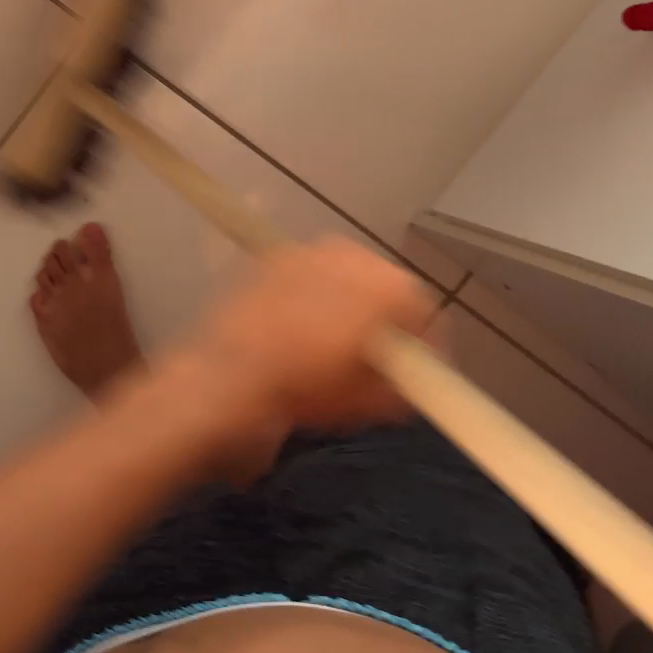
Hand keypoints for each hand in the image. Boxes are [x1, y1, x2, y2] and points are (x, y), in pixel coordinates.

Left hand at [184, 236, 439, 431]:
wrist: (228, 371)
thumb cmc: (307, 387)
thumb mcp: (375, 401)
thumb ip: (407, 383)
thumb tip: (409, 378)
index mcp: (391, 286)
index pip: (424, 312)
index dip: (421, 345)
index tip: (413, 371)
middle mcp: (353, 255)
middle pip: (384, 287)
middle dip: (382, 318)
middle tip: (372, 354)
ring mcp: (307, 251)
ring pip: (344, 277)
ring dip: (346, 302)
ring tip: (334, 339)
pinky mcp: (270, 258)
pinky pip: (305, 276)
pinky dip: (309, 295)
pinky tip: (298, 324)